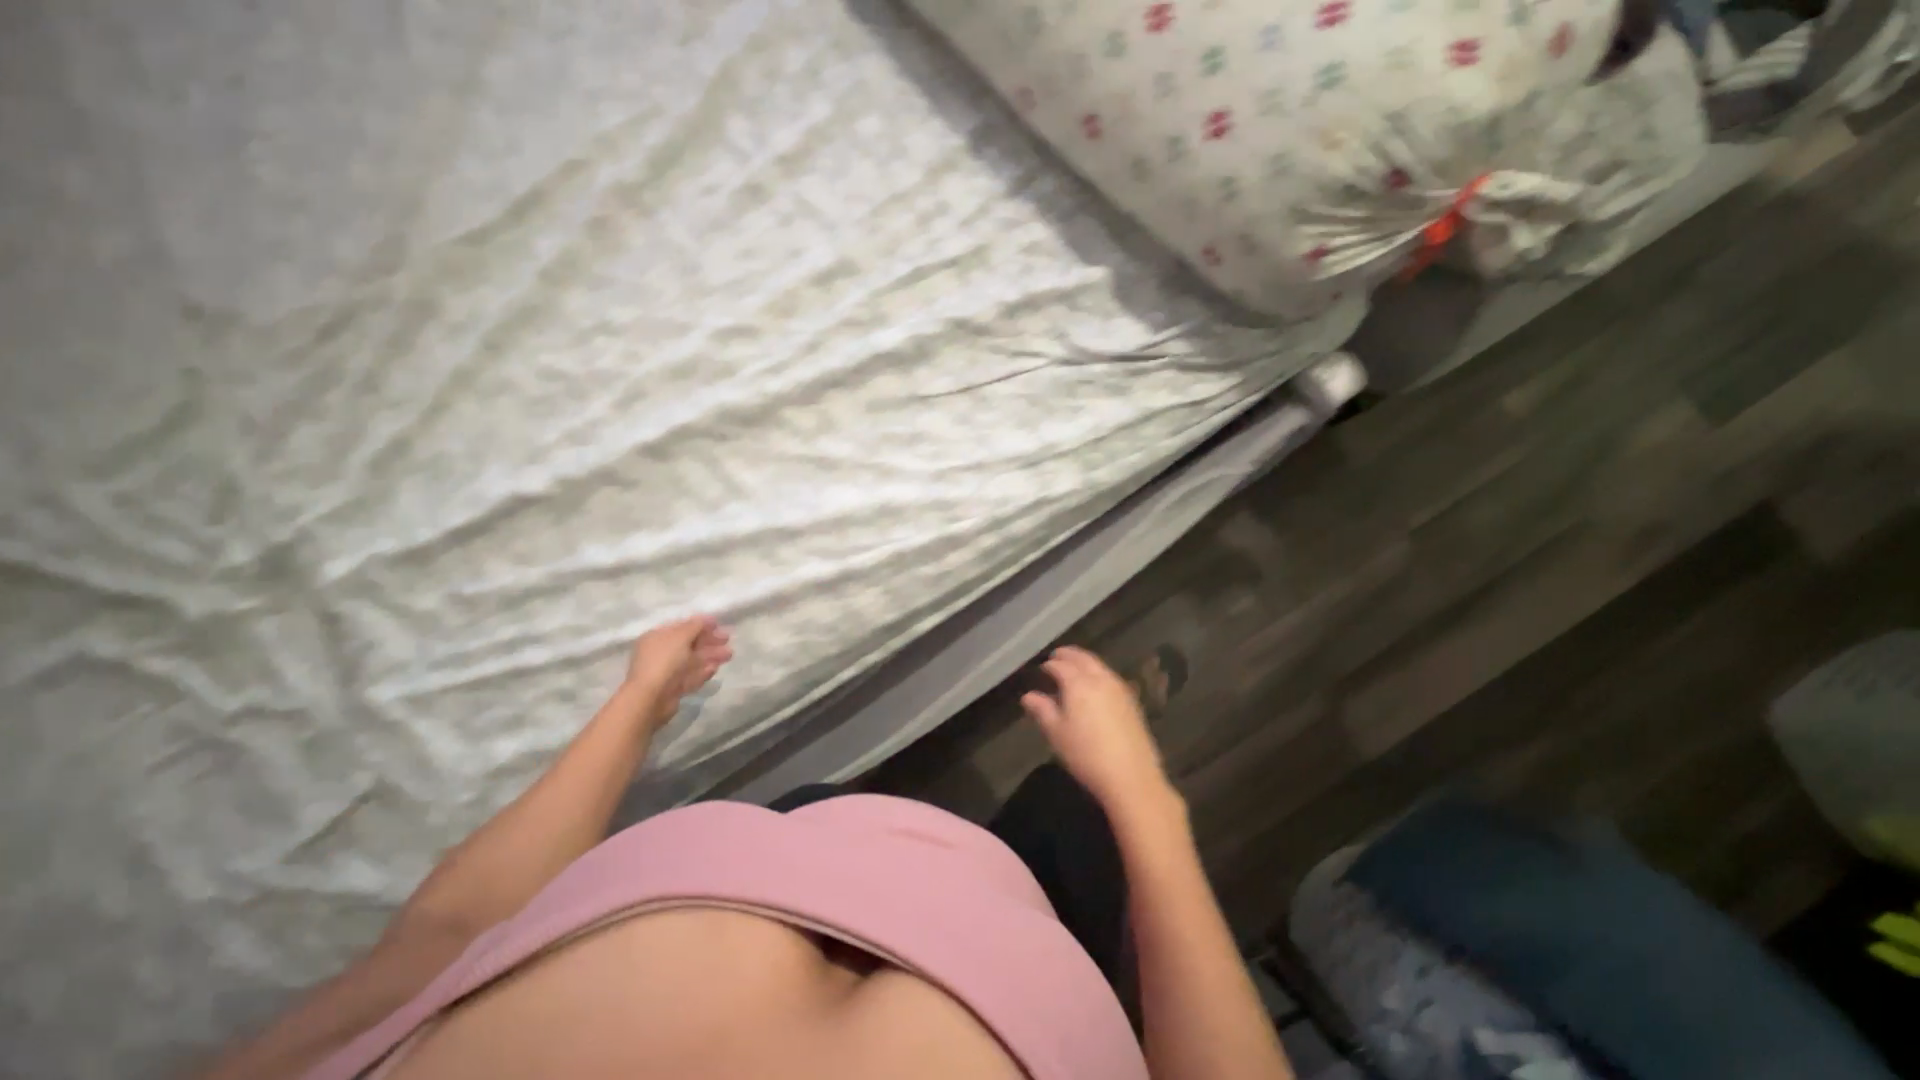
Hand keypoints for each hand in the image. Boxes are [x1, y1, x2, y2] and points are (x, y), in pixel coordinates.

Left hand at [624, 615, 732, 729]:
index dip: (700, 624)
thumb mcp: (680, 637)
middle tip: (728, 639)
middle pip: (688, 644)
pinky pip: (691, 676)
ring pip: (692, 661)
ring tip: (729, 655)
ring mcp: (667, 672)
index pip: (681, 627)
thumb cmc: (664, 661)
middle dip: (709, 641)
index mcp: (657, 637)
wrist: (651, 698)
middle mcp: (661, 653)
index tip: (719, 624)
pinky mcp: (673, 688)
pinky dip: (703, 671)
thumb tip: (706, 618)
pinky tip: (715, 668)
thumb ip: (695, 626)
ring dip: (710, 656)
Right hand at [1022, 646, 1174, 813]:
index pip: (1061, 666)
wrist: (1130, 775)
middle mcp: (1101, 679)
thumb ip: (1042, 710)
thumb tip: (1028, 696)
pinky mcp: (1132, 702)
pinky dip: (1098, 673)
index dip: (1050, 665)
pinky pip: (1110, 677)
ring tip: (1075, 668)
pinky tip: (1095, 685)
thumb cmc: (1086, 754)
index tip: (1042, 667)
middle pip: (1084, 659)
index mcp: (1079, 684)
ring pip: (1100, 666)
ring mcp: (1120, 689)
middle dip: (1069, 655)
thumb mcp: (1057, 734)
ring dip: (1085, 662)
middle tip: (1057, 656)